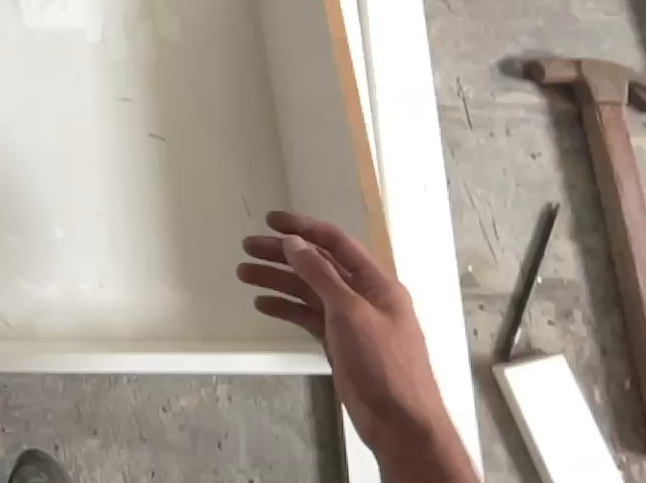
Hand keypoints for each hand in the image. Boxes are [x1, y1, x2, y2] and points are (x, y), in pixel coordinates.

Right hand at [238, 211, 475, 481]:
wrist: (401, 424)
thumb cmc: (384, 363)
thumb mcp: (351, 312)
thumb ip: (320, 274)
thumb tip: (293, 242)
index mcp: (375, 283)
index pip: (335, 242)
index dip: (303, 228)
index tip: (271, 220)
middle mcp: (361, 295)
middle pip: (316, 264)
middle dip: (281, 253)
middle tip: (248, 246)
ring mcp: (349, 319)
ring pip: (306, 289)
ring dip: (276, 279)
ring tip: (244, 273)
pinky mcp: (338, 341)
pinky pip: (306, 315)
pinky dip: (284, 307)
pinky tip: (262, 304)